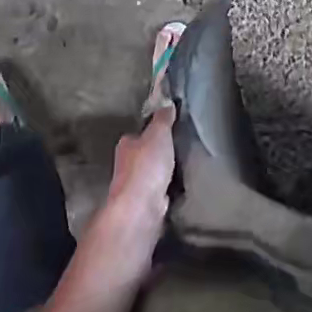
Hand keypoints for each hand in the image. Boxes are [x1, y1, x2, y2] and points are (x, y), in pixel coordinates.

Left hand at [93, 106, 174, 256]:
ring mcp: (134, 187)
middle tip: (181, 148)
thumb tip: (167, 103)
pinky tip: (181, 189)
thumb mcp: (158, 135)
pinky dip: (168, 191)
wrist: (140, 209)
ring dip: (164, 174)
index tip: (170, 130)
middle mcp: (125, 165)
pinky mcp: (144, 205)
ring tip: (185, 168)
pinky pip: (160, 192)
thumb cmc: (147, 166)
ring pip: (152, 175)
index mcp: (126, 144)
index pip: (139, 133)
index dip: (153, 131)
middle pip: (145, 155)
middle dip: (159, 154)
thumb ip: (163, 119)